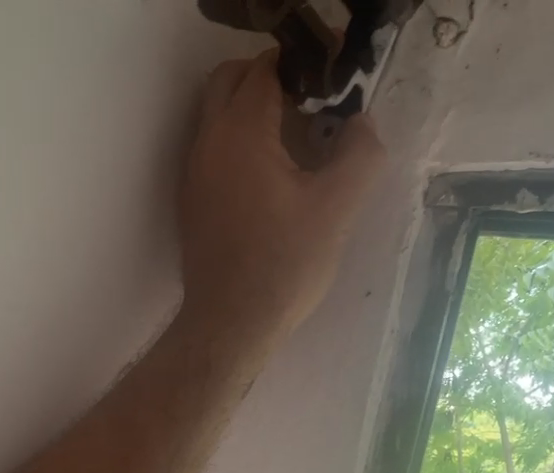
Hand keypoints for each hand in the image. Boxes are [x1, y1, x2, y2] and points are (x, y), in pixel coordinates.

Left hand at [178, 50, 386, 340]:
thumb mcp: (337, 210)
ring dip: (251, 112)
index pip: (266, 69)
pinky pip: (212, 152)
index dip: (303, 67)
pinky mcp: (192, 204)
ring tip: (296, 140)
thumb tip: (361, 124)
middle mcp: (207, 144)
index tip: (333, 85)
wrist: (228, 325)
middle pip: (230, 81)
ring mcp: (193, 175)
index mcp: (240, 133)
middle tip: (310, 104)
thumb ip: (359, 154)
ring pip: (216, 117)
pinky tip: (272, 178)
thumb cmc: (283, 267)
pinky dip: (238, 145)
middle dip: (269, 78)